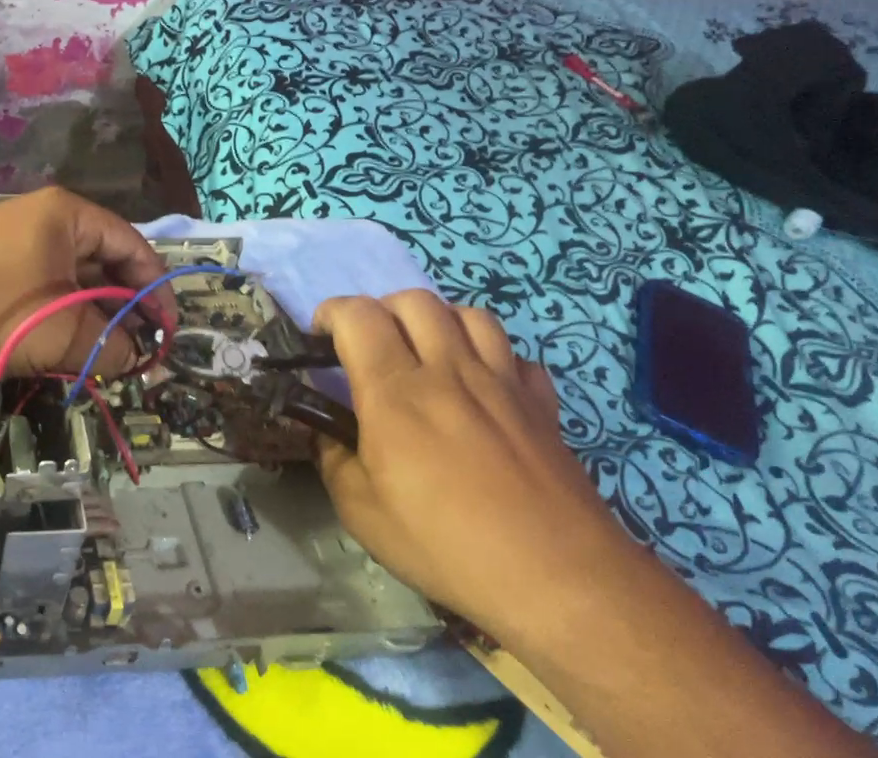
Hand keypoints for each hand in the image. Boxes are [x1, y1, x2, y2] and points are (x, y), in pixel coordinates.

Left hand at [0, 188, 171, 377]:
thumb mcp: (68, 334)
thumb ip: (115, 347)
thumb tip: (138, 359)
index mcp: (68, 214)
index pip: (132, 246)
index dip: (157, 291)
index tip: (168, 333)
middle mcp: (41, 216)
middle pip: (101, 260)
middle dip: (123, 307)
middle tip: (137, 348)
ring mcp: (10, 238)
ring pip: (69, 277)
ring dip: (91, 315)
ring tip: (103, 352)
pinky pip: (40, 284)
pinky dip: (59, 312)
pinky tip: (62, 345)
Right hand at [311, 291, 646, 643]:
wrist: (557, 577)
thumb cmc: (445, 544)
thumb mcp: (361, 512)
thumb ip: (333, 459)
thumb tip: (326, 433)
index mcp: (394, 392)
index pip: (357, 316)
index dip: (330, 314)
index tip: (319, 340)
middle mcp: (448, 372)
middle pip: (413, 300)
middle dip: (380, 311)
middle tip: (370, 348)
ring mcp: (502, 383)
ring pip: (468, 314)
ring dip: (437, 321)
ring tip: (425, 355)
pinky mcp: (542, 405)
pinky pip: (515, 354)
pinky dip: (492, 356)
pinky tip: (481, 385)